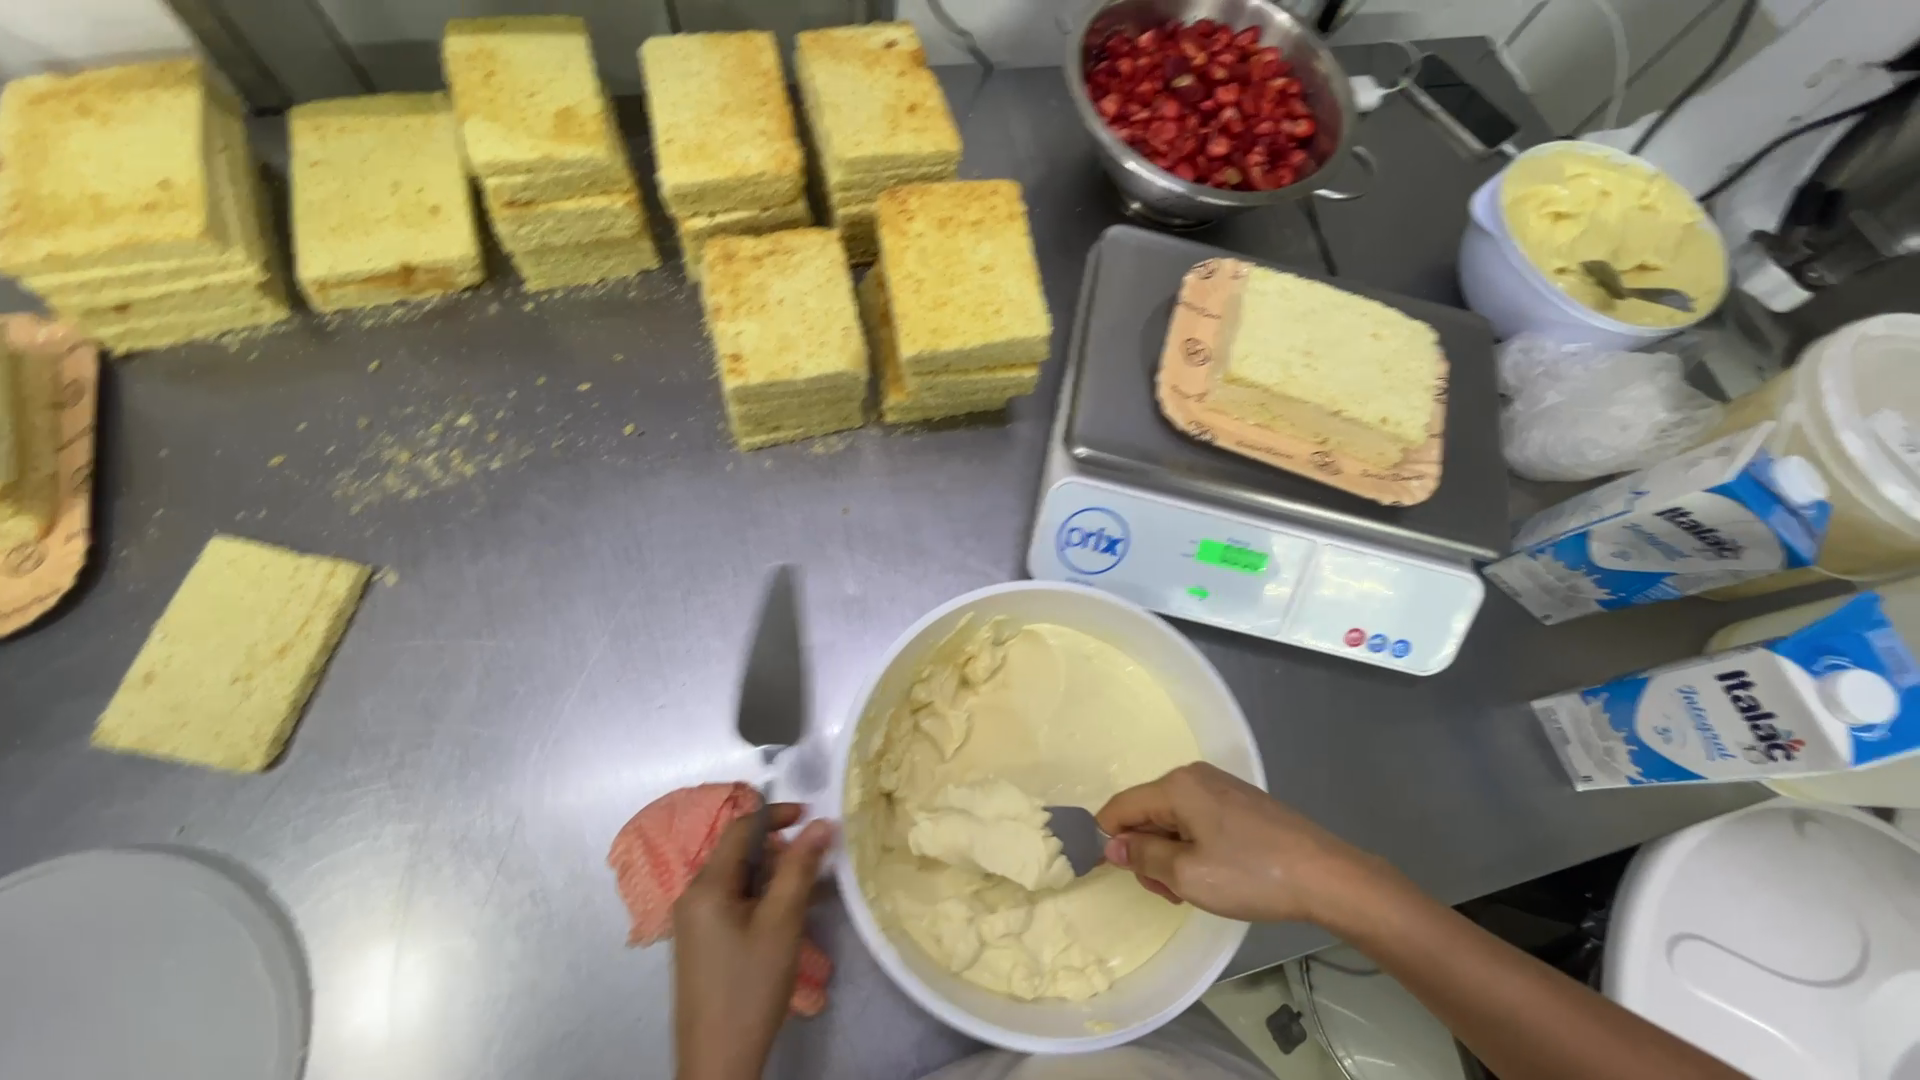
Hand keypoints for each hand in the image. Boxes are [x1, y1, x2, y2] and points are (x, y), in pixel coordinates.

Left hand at [673, 804, 834, 1079]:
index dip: (777, 814)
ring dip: (772, 877)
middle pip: (739, 853)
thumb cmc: (751, 985)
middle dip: (778, 850)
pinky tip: (782, 922)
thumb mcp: (782, 922)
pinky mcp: (700, 944)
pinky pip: (732, 903)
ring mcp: (693, 923)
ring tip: (803, 897)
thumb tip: (820, 823)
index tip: (812, 815)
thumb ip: (800, 867)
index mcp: (705, 886)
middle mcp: (692, 897)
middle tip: (813, 866)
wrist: (717, 1061)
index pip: (740, 828)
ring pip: (738, 880)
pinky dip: (759, 900)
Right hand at [1096, 762, 1389, 924]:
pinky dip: (1193, 847)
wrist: (1326, 876)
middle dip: (1146, 852)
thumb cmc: (1250, 874)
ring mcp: (1221, 787)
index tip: (1117, 875)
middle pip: (1147, 812)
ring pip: (1173, 819)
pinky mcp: (1241, 802)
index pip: (1120, 807)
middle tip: (1169, 892)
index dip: (1109, 840)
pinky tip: (1214, 874)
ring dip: (1171, 854)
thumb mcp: (1186, 875)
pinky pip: (1198, 819)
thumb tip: (1112, 846)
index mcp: (1176, 786)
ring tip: (1193, 889)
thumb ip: (1142, 857)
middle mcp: (1194, 776)